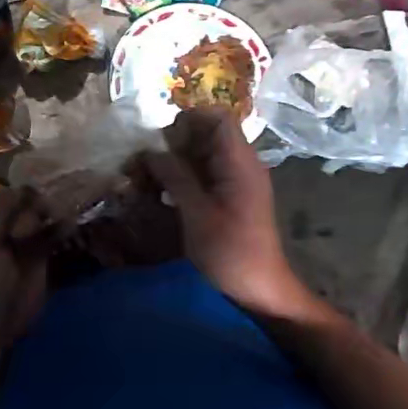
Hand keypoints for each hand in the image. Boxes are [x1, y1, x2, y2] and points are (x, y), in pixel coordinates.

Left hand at [0, 177, 49, 346]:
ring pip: (35, 219)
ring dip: (48, 209)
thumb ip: (3, 213)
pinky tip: (72, 218)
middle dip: (30, 194)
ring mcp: (20, 244)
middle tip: (50, 177)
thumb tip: (22, 187)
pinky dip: (61, 228)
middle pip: (15, 205)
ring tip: (64, 194)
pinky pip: (51, 238)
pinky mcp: (39, 259)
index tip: (18, 167)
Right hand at [139, 108, 314, 317]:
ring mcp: (235, 180)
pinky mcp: (228, 196)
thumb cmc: (230, 251)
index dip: (189, 119)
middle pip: (205, 133)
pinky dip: (180, 177)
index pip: (218, 118)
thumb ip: (174, 176)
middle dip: (172, 143)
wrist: (260, 290)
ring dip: (172, 162)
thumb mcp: (196, 213)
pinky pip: (202, 173)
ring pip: (200, 154)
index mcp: (239, 162)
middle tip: (146, 164)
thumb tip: (150, 151)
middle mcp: (240, 164)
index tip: (163, 140)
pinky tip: (161, 195)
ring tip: (147, 181)